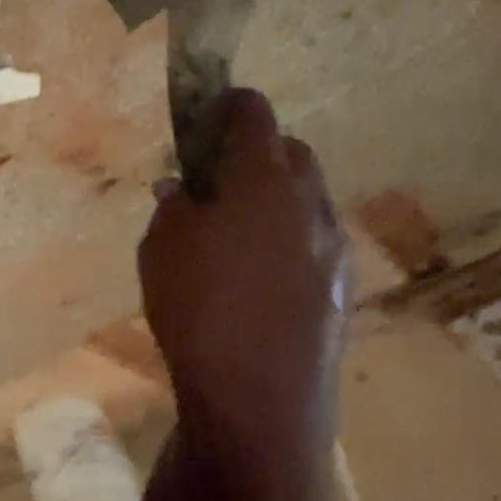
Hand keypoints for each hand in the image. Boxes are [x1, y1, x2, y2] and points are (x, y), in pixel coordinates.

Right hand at [138, 89, 348, 449]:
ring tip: (232, 224)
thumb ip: (174, 207)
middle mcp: (309, 203)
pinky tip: (254, 269)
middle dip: (257, 149)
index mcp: (262, 181)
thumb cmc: (197, 307)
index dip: (230, 103)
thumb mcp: (161, 248)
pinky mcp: (340, 287)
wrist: (259, 397)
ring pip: (308, 197)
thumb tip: (183, 187)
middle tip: (215, 172)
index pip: (254, 116)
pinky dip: (286, 233)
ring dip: (275, 194)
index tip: (206, 107)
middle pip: (292, 152)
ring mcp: (333, 247)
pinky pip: (313, 238)